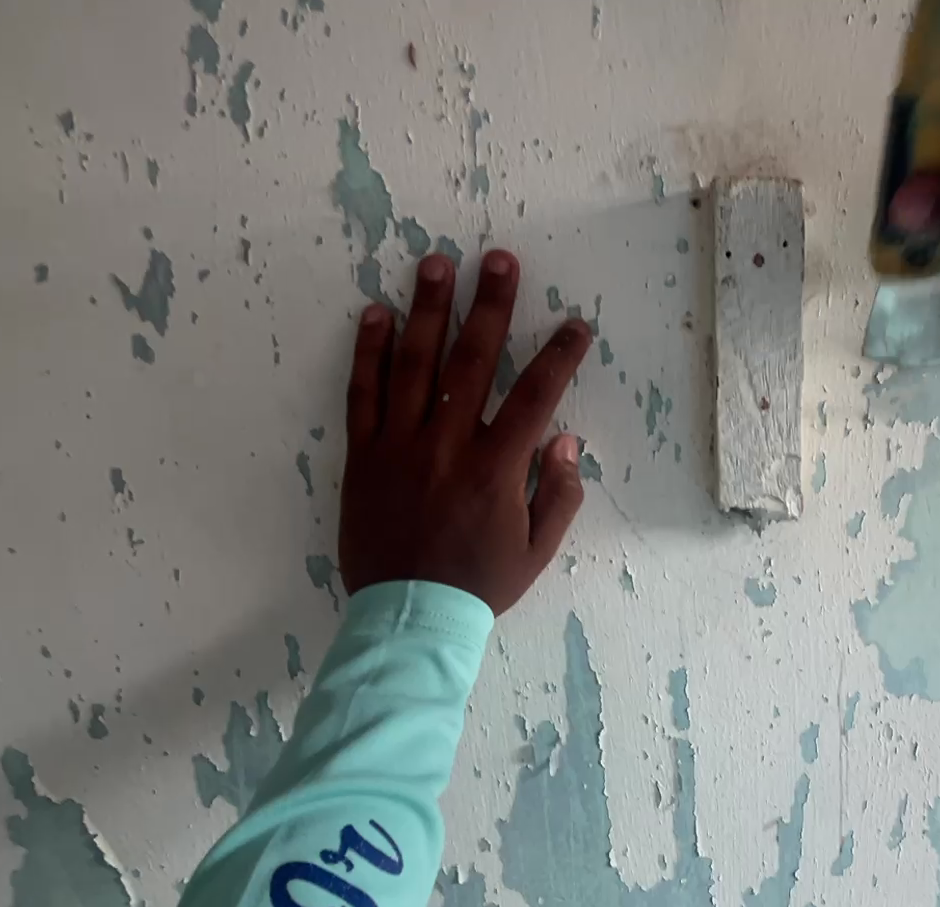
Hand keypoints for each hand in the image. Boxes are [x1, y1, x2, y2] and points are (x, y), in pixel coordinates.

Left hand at [339, 250, 591, 613]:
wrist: (410, 614)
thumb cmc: (481, 582)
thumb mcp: (539, 549)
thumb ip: (559, 493)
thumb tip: (566, 439)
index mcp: (497, 469)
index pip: (535, 397)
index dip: (560, 357)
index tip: (576, 326)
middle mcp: (449, 445)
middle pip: (472, 362)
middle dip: (492, 306)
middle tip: (500, 259)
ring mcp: (401, 446)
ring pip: (414, 366)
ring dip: (428, 310)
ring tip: (437, 263)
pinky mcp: (364, 455)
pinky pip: (363, 395)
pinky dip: (368, 353)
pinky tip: (375, 313)